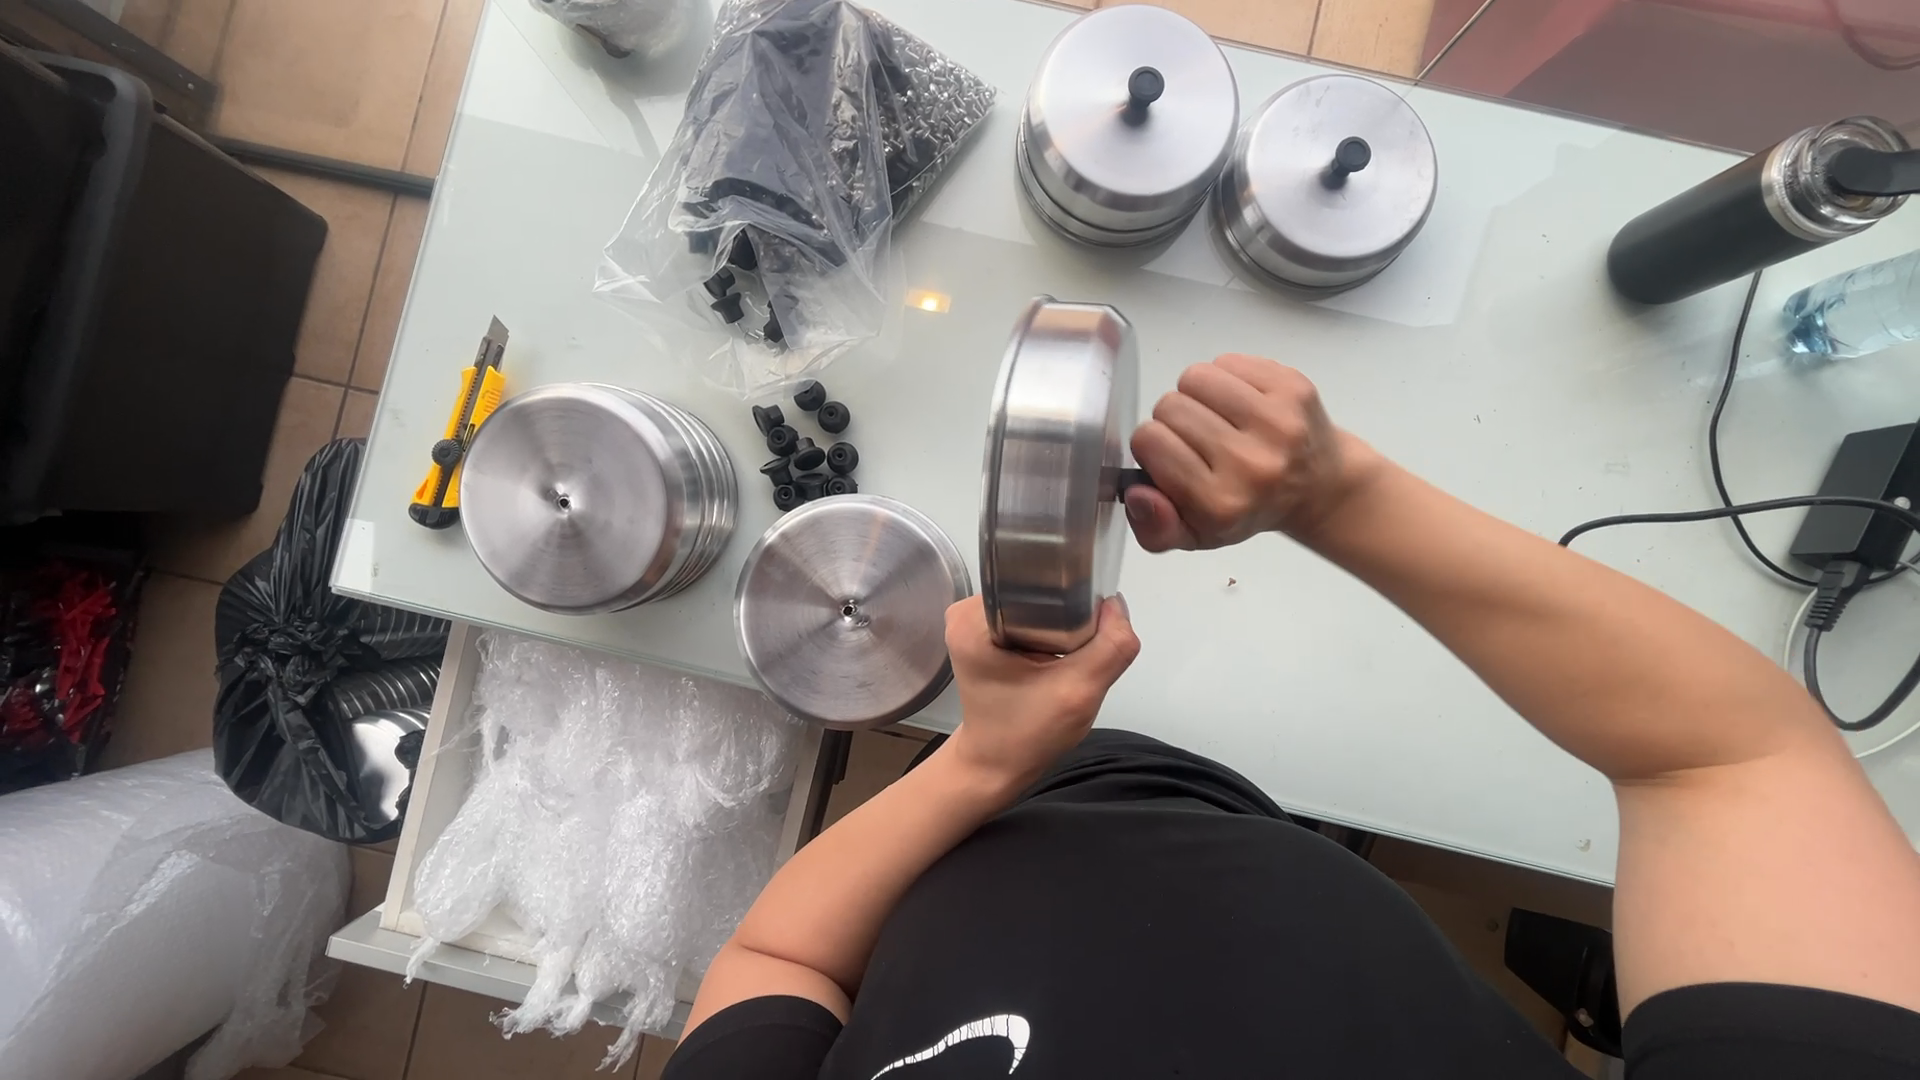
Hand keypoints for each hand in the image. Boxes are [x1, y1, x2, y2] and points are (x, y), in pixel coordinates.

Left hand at [941, 595, 1139, 787]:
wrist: (995, 766)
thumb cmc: (1027, 734)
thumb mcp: (1078, 692)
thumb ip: (1110, 647)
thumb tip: (1117, 603)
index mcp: (972, 618)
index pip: (1037, 584)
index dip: (1073, 600)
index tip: (1092, 628)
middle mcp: (965, 612)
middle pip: (1036, 592)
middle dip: (1068, 615)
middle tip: (1083, 647)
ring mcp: (972, 623)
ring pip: (1036, 605)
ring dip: (1061, 626)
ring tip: (1071, 653)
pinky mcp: (984, 635)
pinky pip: (1029, 618)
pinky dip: (1050, 634)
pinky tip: (1059, 655)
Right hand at [1126, 354, 1368, 551]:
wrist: (1318, 486)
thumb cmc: (1245, 510)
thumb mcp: (1194, 536)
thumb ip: (1154, 529)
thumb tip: (1136, 493)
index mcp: (1220, 503)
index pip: (1149, 442)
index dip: (1151, 447)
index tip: (1169, 458)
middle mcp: (1250, 464)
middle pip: (1169, 407)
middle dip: (1171, 420)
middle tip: (1194, 439)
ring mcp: (1276, 422)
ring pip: (1194, 378)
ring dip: (1194, 394)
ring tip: (1212, 416)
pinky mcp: (1293, 388)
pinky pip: (1227, 362)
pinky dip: (1223, 377)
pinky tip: (1236, 402)